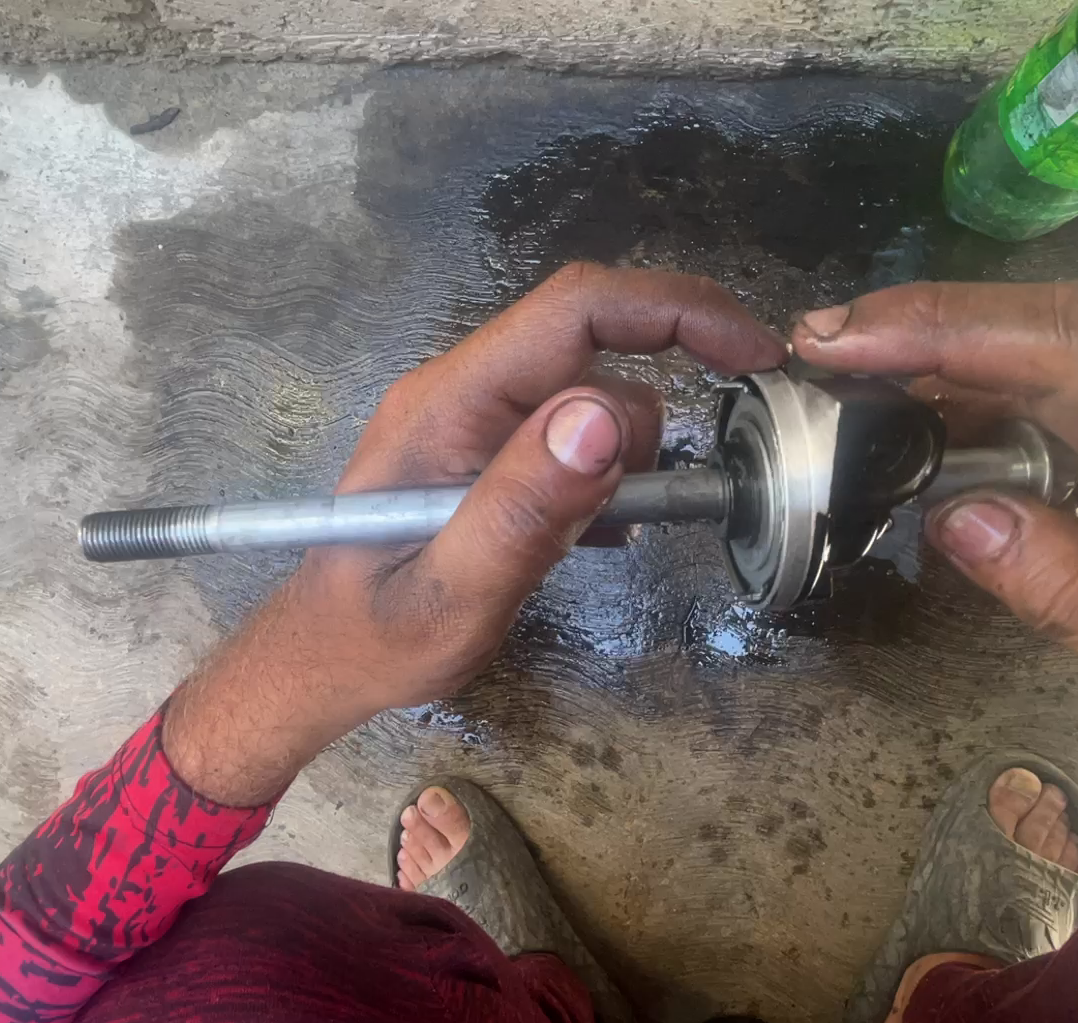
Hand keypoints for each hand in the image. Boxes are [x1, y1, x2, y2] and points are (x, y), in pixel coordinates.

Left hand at [167, 263, 784, 801]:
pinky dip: (602, 478)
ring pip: (590, 398)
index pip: (574, 310)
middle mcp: (461, 390)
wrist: (323, 658)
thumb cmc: (375, 639)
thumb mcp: (452, 593)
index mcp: (447, 404)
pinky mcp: (486, 450)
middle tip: (629, 511)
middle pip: (590, 350)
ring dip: (619, 463)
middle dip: (639, 424)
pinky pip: (571, 437)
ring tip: (586, 537)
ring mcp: (473, 418)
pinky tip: (585, 533)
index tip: (754, 355)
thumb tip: (605, 416)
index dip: (676, 311)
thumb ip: (522, 509)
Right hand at [793, 281, 1077, 745]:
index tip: (843, 343)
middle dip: (910, 328)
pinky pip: (1045, 369)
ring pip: (1033, 339)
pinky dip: (959, 378)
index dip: (947, 331)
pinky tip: (903, 408)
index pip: (1071, 353)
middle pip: (1037, 326)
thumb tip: (957, 520)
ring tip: (831, 383)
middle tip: (806, 356)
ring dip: (923, 351)